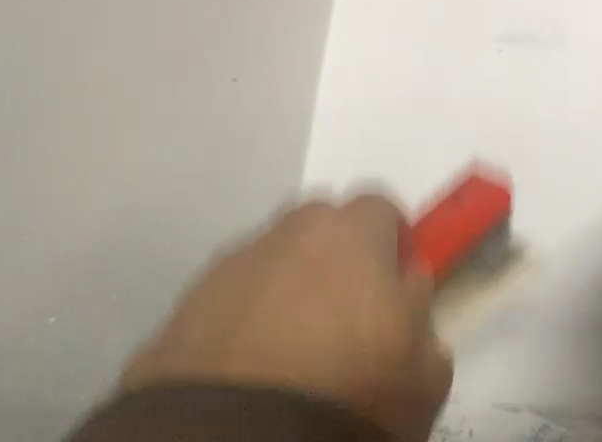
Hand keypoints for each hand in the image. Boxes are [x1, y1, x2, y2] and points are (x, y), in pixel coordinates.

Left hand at [123, 195, 452, 441]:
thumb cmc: (350, 395)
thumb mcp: (425, 370)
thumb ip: (421, 311)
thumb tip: (405, 291)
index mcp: (352, 233)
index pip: (380, 206)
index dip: (391, 241)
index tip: (396, 282)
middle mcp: (288, 234)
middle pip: (318, 226)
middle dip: (333, 255)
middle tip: (345, 314)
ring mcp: (227, 271)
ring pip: (267, 263)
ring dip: (282, 290)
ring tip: (289, 353)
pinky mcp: (176, 317)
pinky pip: (223, 308)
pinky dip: (236, 328)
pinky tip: (247, 375)